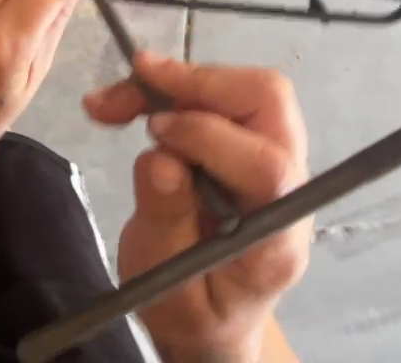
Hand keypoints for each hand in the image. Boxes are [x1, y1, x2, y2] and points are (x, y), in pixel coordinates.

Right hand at [83, 53, 310, 362]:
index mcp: (275, 236)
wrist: (206, 321)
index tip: (151, 132)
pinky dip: (166, 88)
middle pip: (267, 101)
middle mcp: (288, 190)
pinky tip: (124, 104)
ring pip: (241, 87)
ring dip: (173, 81)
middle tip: (137, 78)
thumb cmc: (188, 310)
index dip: (206, 135)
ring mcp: (272, 162)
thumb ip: (167, 223)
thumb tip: (161, 160)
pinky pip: (216, 94)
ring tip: (112, 102)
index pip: (266, 166)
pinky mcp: (244, 145)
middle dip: (196, 80)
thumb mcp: (166, 286)